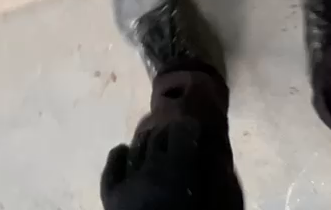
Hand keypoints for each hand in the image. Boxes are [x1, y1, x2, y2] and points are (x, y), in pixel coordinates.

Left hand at [101, 119, 243, 209]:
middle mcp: (150, 169)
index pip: (181, 129)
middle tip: (180, 141)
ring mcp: (127, 183)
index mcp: (176, 170)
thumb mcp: (215, 203)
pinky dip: (122, 154)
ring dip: (149, 142)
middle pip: (159, 134)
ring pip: (137, 145)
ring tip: (158, 148)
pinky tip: (127, 153)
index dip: (190, 128)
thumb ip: (217, 181)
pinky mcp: (110, 196)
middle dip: (170, 134)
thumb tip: (219, 164)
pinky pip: (113, 165)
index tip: (196, 131)